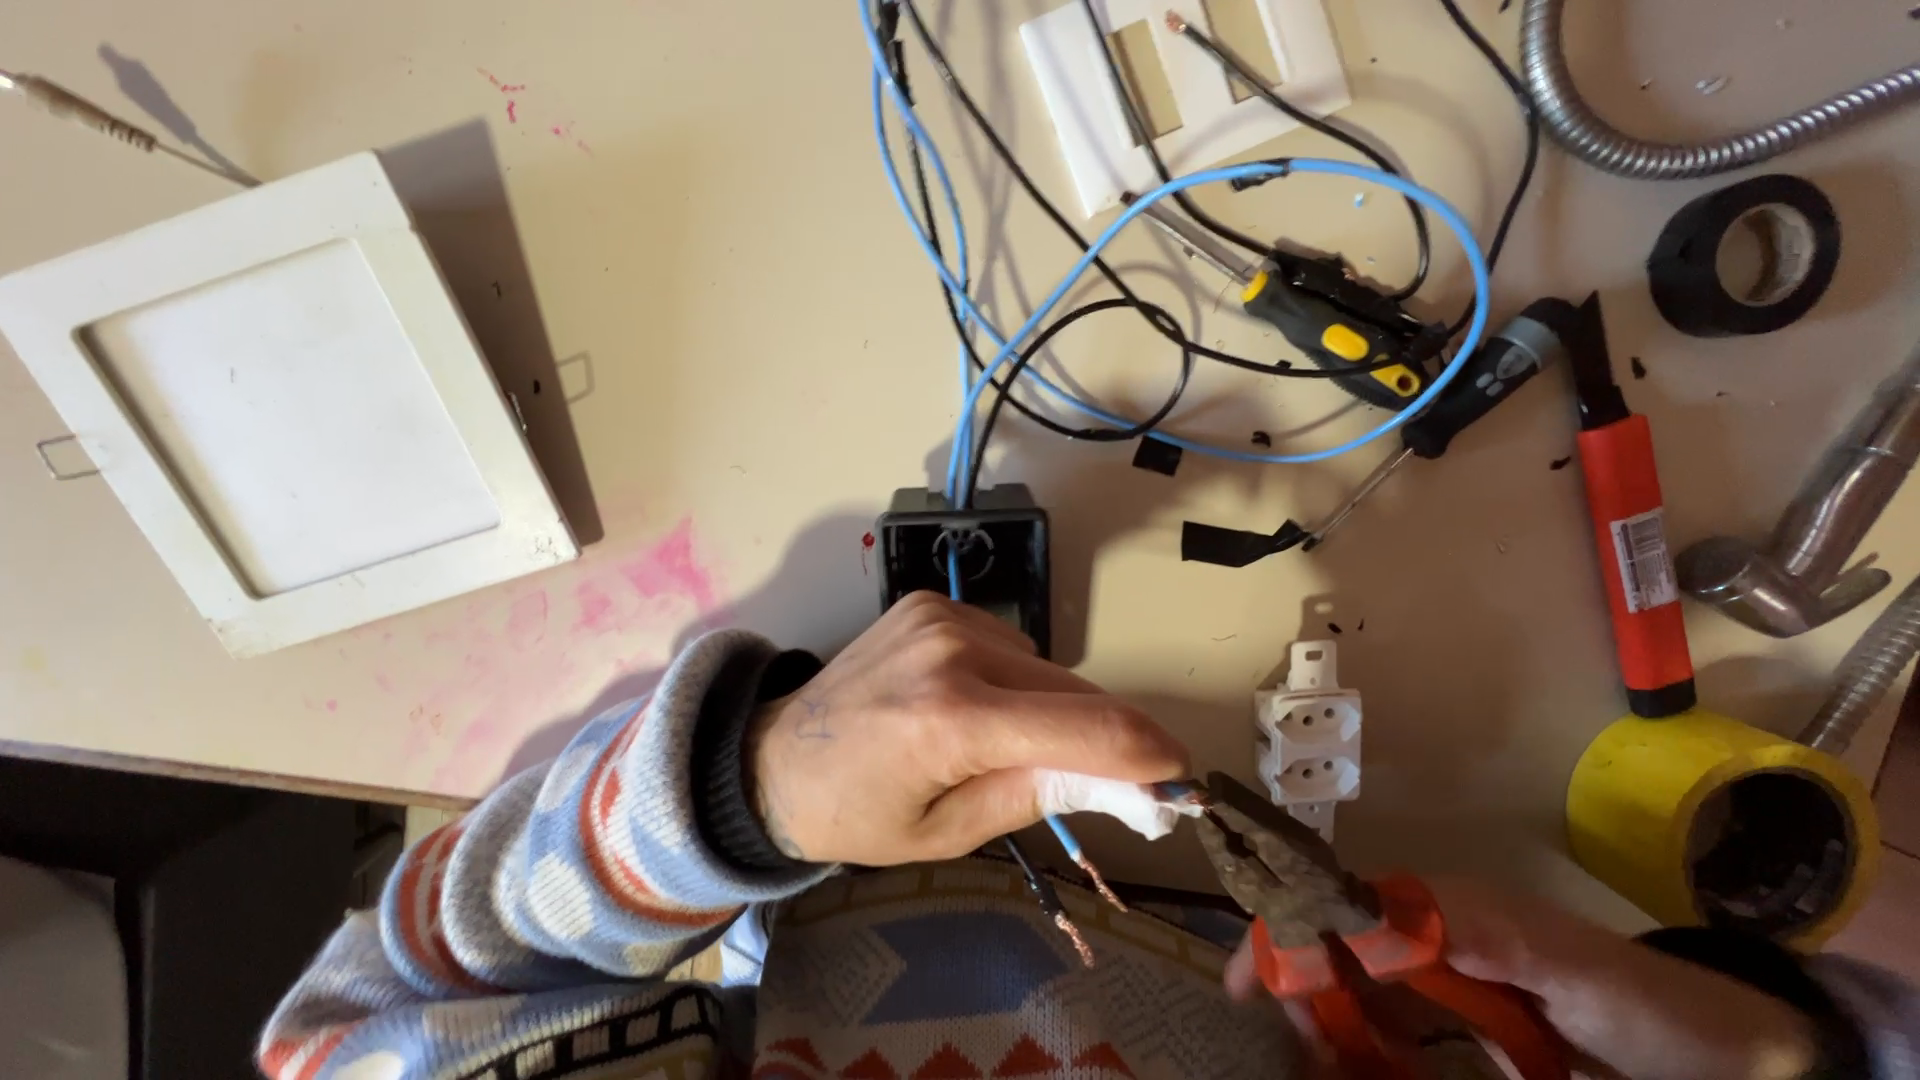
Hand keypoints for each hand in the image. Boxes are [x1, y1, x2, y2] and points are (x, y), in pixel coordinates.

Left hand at [747, 591, 1187, 865]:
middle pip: (1074, 690)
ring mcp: (941, 616)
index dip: (1148, 750)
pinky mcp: (932, 602)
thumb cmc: (859, 813)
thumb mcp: (950, 831)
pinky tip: (974, 700)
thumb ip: (1040, 793)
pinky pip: (1010, 644)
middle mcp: (953, 650)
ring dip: (1053, 705)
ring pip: (1045, 666)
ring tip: (1003, 740)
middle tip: (1106, 776)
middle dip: (1105, 734)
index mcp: (953, 720)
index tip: (1178, 774)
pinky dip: (1015, 677)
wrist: (775, 757)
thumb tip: (1125, 778)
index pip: (1087, 726)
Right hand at [1223, 878, 1818, 1079]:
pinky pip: (1394, 1033)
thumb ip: (1481, 932)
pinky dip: (1365, 1051)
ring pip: (1357, 994)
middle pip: (1336, 951)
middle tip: (1288, 1049)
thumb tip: (1383, 910)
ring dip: (1326, 1027)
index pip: (1340, 907)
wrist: (1723, 1058)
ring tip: (1309, 1063)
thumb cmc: (1640, 1003)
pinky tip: (1354, 1069)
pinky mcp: (1463, 1022)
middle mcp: (1430, 935)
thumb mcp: (1565, 964)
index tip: (1247, 984)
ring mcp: (1447, 982)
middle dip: (1298, 990)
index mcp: (1442, 909)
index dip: (1288, 935)